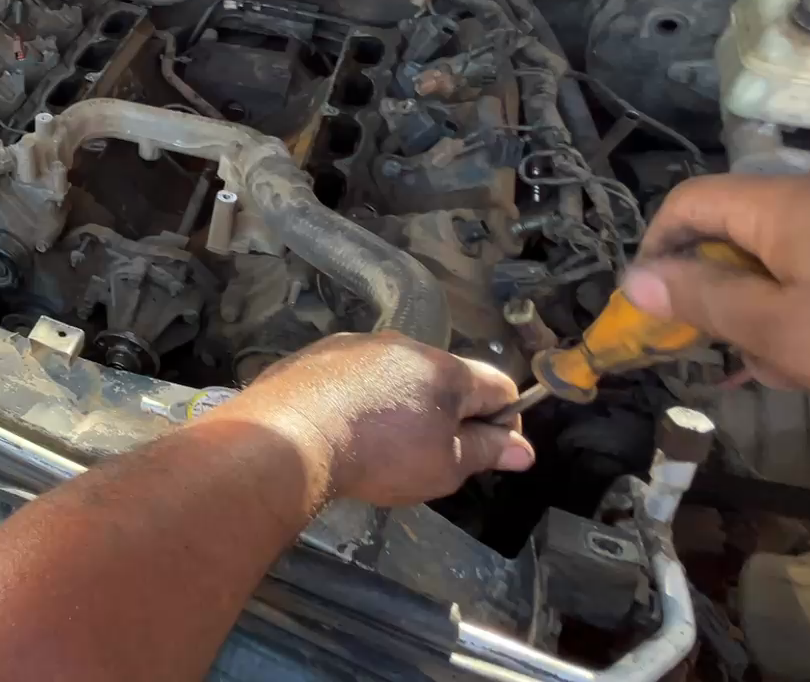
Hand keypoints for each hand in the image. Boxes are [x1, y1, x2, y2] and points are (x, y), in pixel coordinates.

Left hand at [208, 332, 534, 508]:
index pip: (499, 385)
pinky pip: (353, 373)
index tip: (488, 451)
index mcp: (440, 366)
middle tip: (428, 451)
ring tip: (378, 440)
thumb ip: (487, 451)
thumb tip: (521, 448)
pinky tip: (342, 423)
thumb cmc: (377, 454)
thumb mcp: (446, 465)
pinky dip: (359, 395)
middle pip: (442, 376)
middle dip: (447, 411)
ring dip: (400, 401)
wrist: (288, 434)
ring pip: (394, 373)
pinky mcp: (315, 353)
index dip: (504, 421)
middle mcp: (397, 343)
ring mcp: (351, 344)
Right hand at [622, 173, 809, 415]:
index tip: (661, 300)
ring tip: (795, 364)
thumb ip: (701, 301)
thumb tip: (633, 280)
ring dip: (778, 305)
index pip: (689, 202)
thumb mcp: (785, 333)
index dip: (659, 245)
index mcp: (791, 207)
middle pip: (745, 231)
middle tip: (730, 346)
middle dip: (724, 287)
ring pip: (802, 257)